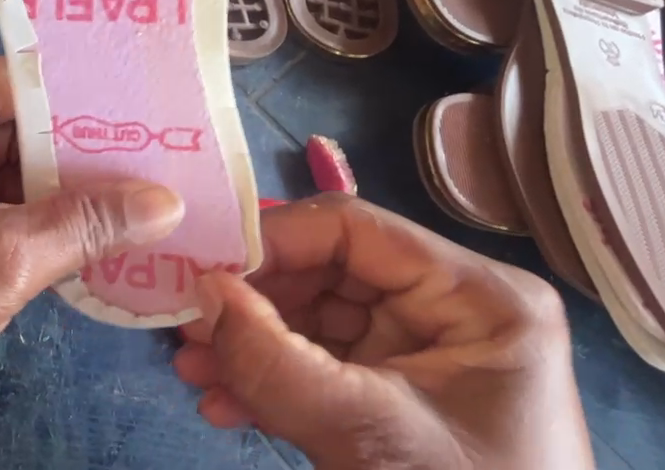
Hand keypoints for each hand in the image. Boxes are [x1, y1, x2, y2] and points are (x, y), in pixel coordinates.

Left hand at [0, 58, 183, 469]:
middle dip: (75, 154)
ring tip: (132, 207)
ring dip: (51, 191)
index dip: (82, 103)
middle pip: (14, 122)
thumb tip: (164, 200)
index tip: (145, 121)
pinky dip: (19, 214)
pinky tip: (75, 240)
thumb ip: (86, 223)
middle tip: (154, 170)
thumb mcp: (5, 257)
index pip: (22, 81)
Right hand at [175, 194, 592, 469]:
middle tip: (187, 327)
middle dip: (250, 302)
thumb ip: (272, 360)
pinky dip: (267, 376)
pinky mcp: (395, 387)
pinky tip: (224, 402)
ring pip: (309, 312)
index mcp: (477, 297)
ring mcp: (420, 348)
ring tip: (194, 370)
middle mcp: (448, 306)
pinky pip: (316, 357)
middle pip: (321, 267)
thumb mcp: (366, 436)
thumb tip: (198, 286)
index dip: (269, 240)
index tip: (201, 272)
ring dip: (246, 342)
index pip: (350, 227)